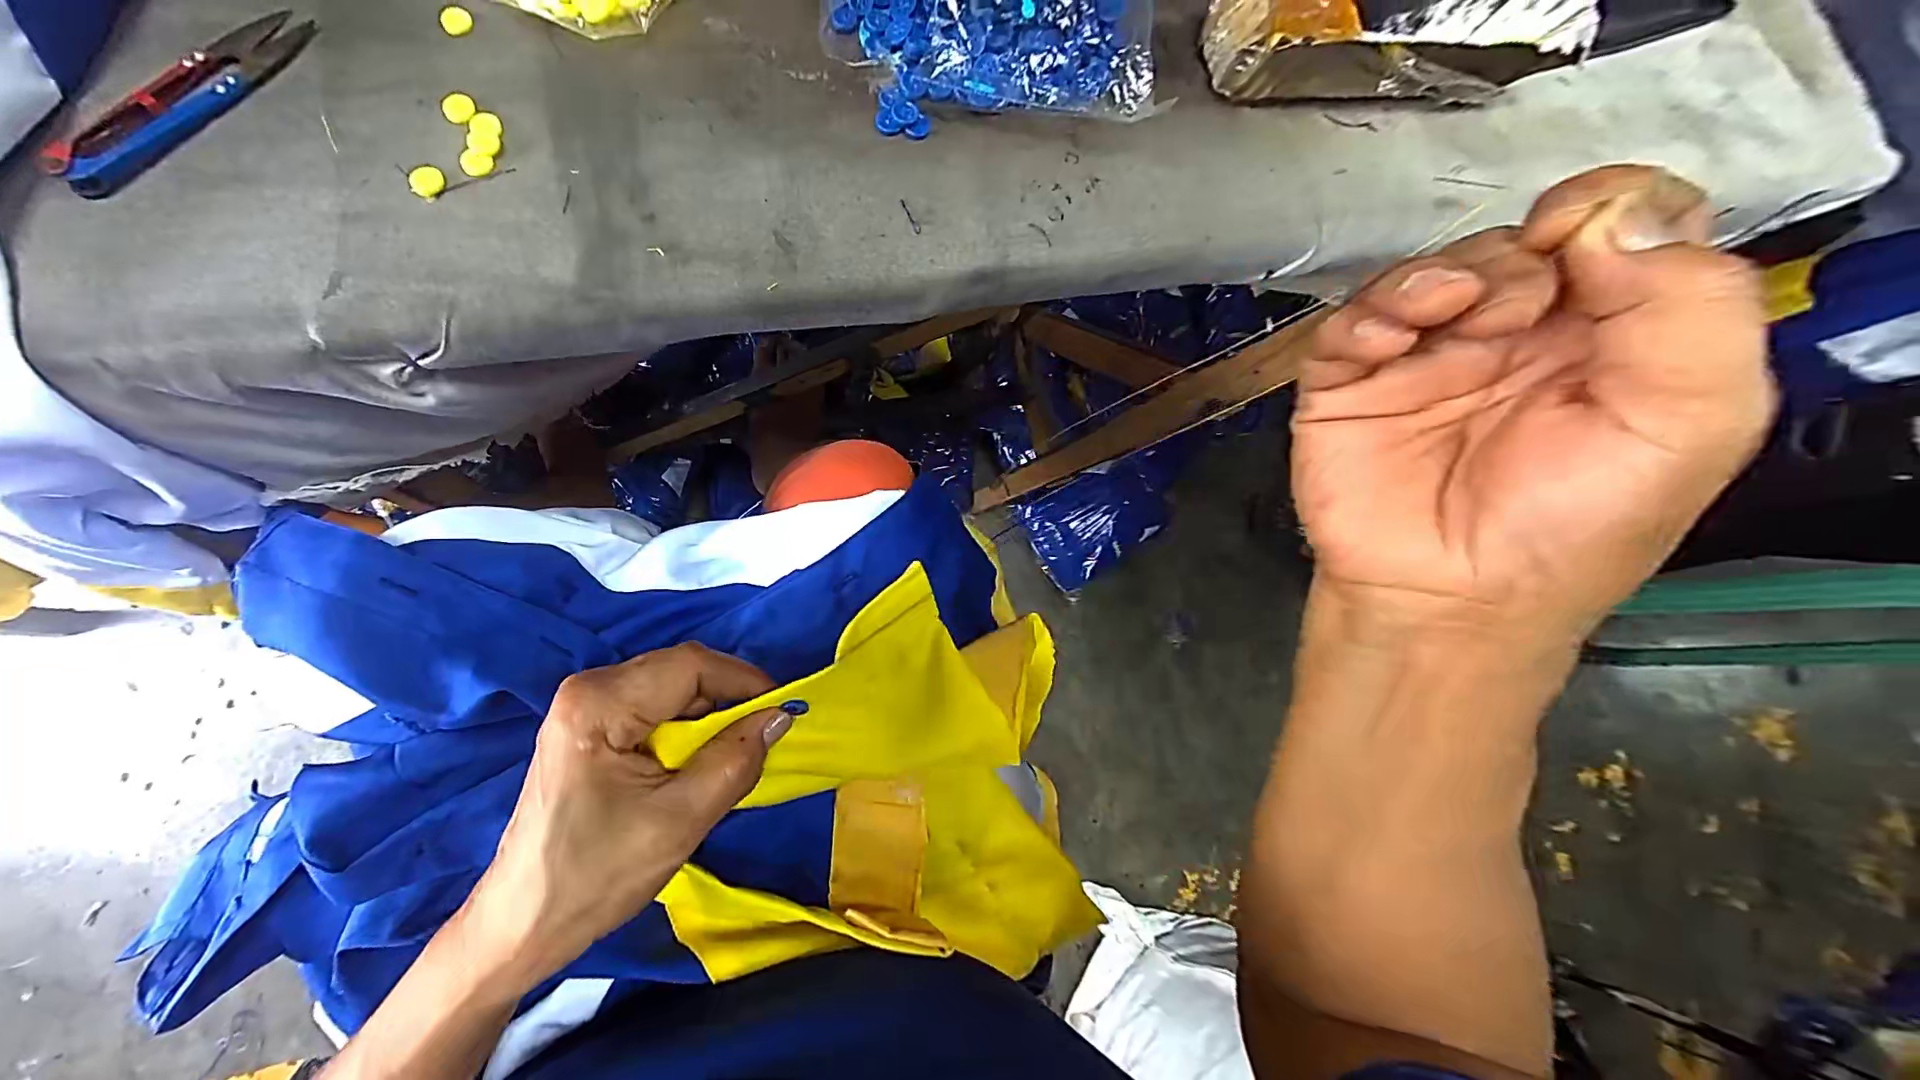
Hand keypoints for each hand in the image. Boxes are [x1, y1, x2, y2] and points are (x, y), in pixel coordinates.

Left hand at [460, 643, 791, 984]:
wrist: (521, 927)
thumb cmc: (596, 876)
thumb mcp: (680, 820)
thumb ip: (736, 760)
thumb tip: (780, 716)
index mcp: (600, 703)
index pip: (692, 665)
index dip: (745, 682)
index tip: (782, 713)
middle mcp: (588, 690)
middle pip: (682, 674)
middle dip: (728, 704)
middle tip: (757, 743)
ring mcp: (585, 707)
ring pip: (673, 691)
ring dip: (709, 720)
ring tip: (726, 761)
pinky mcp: (589, 728)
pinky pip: (656, 710)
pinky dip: (687, 731)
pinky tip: (693, 767)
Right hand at [1292, 165, 1776, 638]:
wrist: (1448, 600)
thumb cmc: (1570, 527)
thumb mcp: (1689, 423)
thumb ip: (1687, 308)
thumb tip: (1608, 219)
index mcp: (1600, 339)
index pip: (1610, 232)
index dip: (1602, 205)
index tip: (1580, 232)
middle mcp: (1506, 342)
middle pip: (1506, 244)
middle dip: (1511, 260)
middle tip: (1511, 314)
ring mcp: (1417, 364)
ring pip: (1420, 275)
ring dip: (1434, 278)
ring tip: (1444, 318)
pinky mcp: (1346, 389)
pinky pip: (1343, 328)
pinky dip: (1363, 318)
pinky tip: (1385, 341)